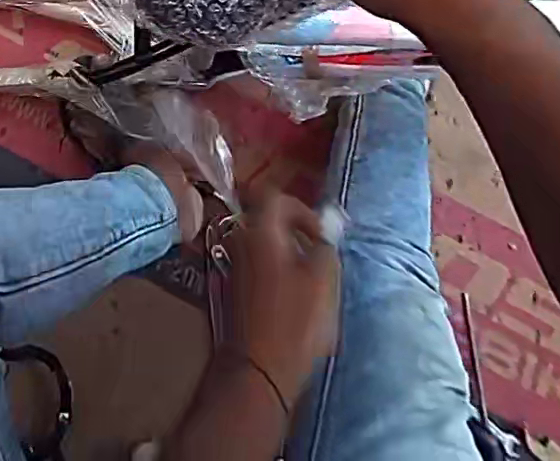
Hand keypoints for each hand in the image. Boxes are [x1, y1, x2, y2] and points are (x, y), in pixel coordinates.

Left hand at [219, 189, 340, 410]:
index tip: (323, 233)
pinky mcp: (237, 278)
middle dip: (296, 227)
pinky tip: (295, 287)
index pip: (274, 197)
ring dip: (288, 246)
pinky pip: (258, 256)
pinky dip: (278, 261)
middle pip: (267, 216)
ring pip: (263, 237)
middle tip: (321, 250)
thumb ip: (325, 246)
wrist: (260, 361)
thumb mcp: (322, 279)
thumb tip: (324, 228)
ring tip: (312, 272)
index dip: (302, 208)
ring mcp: (234, 258)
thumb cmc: (295, 318)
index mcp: (258, 230)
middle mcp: (240, 237)